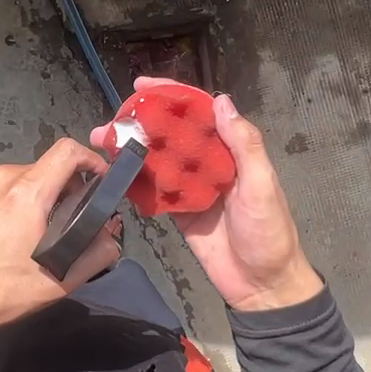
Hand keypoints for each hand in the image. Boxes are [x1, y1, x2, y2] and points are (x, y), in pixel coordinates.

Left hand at [0, 138, 121, 355]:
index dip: (93, 160)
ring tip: (53, 235)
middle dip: (74, 190)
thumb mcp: (59, 283)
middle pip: (53, 167)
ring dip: (51, 199)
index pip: (68, 151)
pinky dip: (30, 203)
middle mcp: (5, 180)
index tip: (103, 181)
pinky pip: (14, 188)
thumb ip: (97, 254)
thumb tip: (111, 234)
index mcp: (26, 194)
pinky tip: (27, 237)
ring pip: (34, 178)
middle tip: (81, 222)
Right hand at [92, 78, 320, 312]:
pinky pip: (154, 192)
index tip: (142, 86)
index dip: (172, 95)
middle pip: (171, 133)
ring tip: (102, 141)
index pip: (199, 113)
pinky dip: (135, 182)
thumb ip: (244, 144)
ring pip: (158, 160)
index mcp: (231, 150)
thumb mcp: (262, 185)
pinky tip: (113, 173)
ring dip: (131, 149)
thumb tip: (221, 100)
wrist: (263, 285)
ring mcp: (191, 188)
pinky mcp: (178, 213)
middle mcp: (209, 163)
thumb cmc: (269, 232)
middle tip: (111, 120)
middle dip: (141, 122)